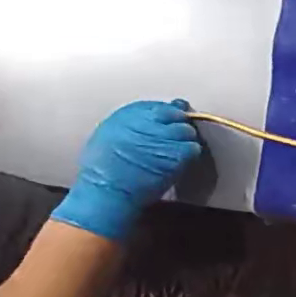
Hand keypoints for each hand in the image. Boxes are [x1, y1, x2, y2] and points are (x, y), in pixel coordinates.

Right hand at [50, 100, 202, 240]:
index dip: (169, 113)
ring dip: (186, 140)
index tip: (171, 121)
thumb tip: (156, 114)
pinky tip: (181, 161)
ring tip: (177, 151)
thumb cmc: (103, 170)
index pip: (160, 106)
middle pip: (176, 115)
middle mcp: (147, 122)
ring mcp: (164, 137)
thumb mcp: (109, 136)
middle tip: (176, 138)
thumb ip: (134, 122)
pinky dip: (190, 153)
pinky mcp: (176, 154)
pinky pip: (192, 148)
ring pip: (187, 131)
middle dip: (179, 125)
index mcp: (128, 115)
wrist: (107, 191)